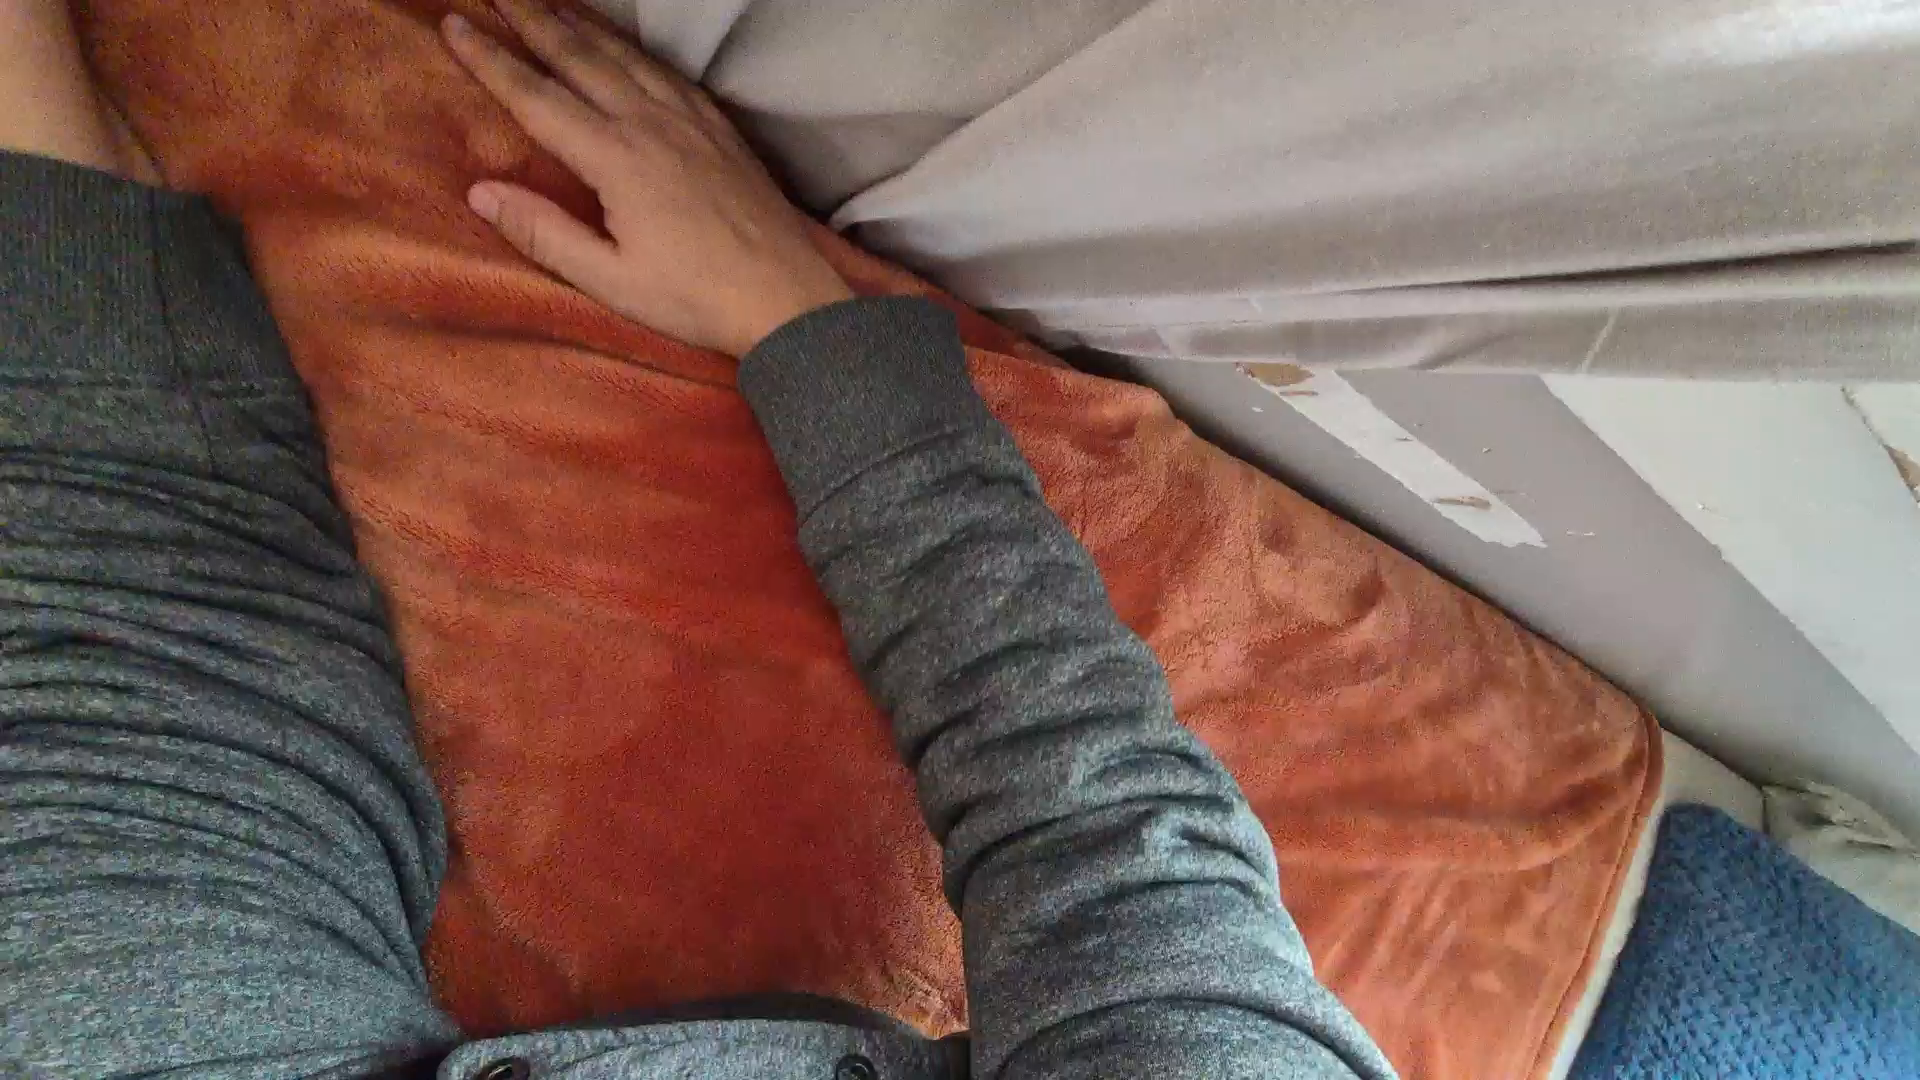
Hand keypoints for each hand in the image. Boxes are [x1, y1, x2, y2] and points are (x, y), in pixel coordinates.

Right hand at [442, 0, 850, 356]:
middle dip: (533, 19)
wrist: (787, 299)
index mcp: (617, 159)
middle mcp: (654, 126)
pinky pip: (677, 78)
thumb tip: (480, 191)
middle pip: (582, 58)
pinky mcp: (728, 137)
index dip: (492, 61)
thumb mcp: (616, 282)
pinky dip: (644, 55)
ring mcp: (697, 126)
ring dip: (586, 28)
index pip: (538, 98)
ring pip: (631, 59)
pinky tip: (636, 54)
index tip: (454, 25)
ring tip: (553, 5)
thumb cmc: (700, 299)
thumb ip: (547, 235)